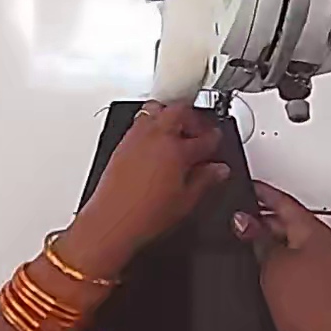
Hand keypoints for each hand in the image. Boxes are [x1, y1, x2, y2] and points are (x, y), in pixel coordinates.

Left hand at [58, 102, 229, 277]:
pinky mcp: (123, 142)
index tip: (216, 140)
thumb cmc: (144, 214)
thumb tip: (218, 170)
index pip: (203, 138)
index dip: (214, 138)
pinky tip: (156, 139)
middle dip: (193, 117)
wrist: (112, 220)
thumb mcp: (186, 201)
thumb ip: (205, 180)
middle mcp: (157, 137)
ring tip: (178, 129)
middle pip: (180, 112)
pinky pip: (141, 121)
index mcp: (177, 151)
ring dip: (170, 115)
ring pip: (157, 110)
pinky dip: (152, 123)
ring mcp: (138, 137)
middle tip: (199, 129)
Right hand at [232, 182, 330, 330]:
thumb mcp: (272, 264)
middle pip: (287, 219)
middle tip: (237, 214)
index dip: (262, 193)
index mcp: (314, 232)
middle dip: (262, 216)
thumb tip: (243, 221)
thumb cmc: (307, 309)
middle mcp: (320, 245)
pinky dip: (273, 256)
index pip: (284, 201)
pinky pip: (289, 259)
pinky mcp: (313, 285)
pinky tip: (258, 264)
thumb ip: (257, 237)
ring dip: (267, 237)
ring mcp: (318, 265)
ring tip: (243, 237)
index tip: (247, 186)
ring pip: (288, 240)